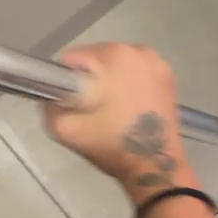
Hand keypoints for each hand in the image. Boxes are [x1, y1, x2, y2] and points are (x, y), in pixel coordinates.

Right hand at [46, 42, 199, 201]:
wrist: (155, 167)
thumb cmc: (112, 145)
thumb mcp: (65, 130)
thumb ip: (49, 106)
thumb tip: (50, 96)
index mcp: (114, 55)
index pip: (73, 59)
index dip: (65, 82)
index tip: (72, 103)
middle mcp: (139, 50)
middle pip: (97, 59)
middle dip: (90, 81)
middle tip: (92, 111)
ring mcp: (158, 62)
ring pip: (117, 66)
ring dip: (109, 82)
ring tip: (111, 111)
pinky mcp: (168, 77)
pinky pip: (136, 74)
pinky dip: (129, 86)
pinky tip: (128, 108)